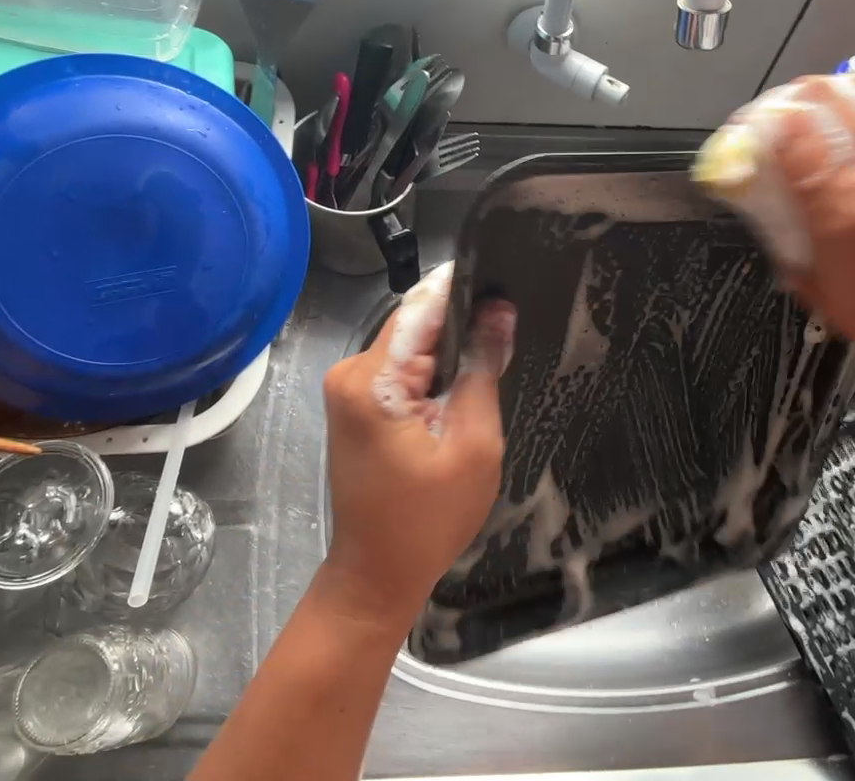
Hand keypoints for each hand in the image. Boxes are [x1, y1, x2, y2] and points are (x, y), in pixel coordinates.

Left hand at [318, 264, 516, 631]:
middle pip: (415, 325)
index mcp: (371, 379)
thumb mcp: (473, 442)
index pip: (422, 308)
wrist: (377, 573)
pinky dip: (430, 375)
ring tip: (491, 362)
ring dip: (447, 354)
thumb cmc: (428, 518)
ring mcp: (346, 388)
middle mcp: (349, 372)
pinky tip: (459, 390)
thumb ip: (481, 368)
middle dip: (461, 327)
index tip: (504, 280)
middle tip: (508, 334)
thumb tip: (498, 309)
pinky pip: (399, 370)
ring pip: (410, 347)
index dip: (464, 292)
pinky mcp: (354, 404)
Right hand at [765, 75, 854, 395]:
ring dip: (846, 88)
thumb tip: (781, 237)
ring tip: (828, 95)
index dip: (766, 123)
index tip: (751, 127)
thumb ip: (794, 258)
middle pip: (834, 100)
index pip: (793, 134)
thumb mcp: (824, 296)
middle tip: (785, 106)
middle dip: (801, 94)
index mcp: (837, 204)